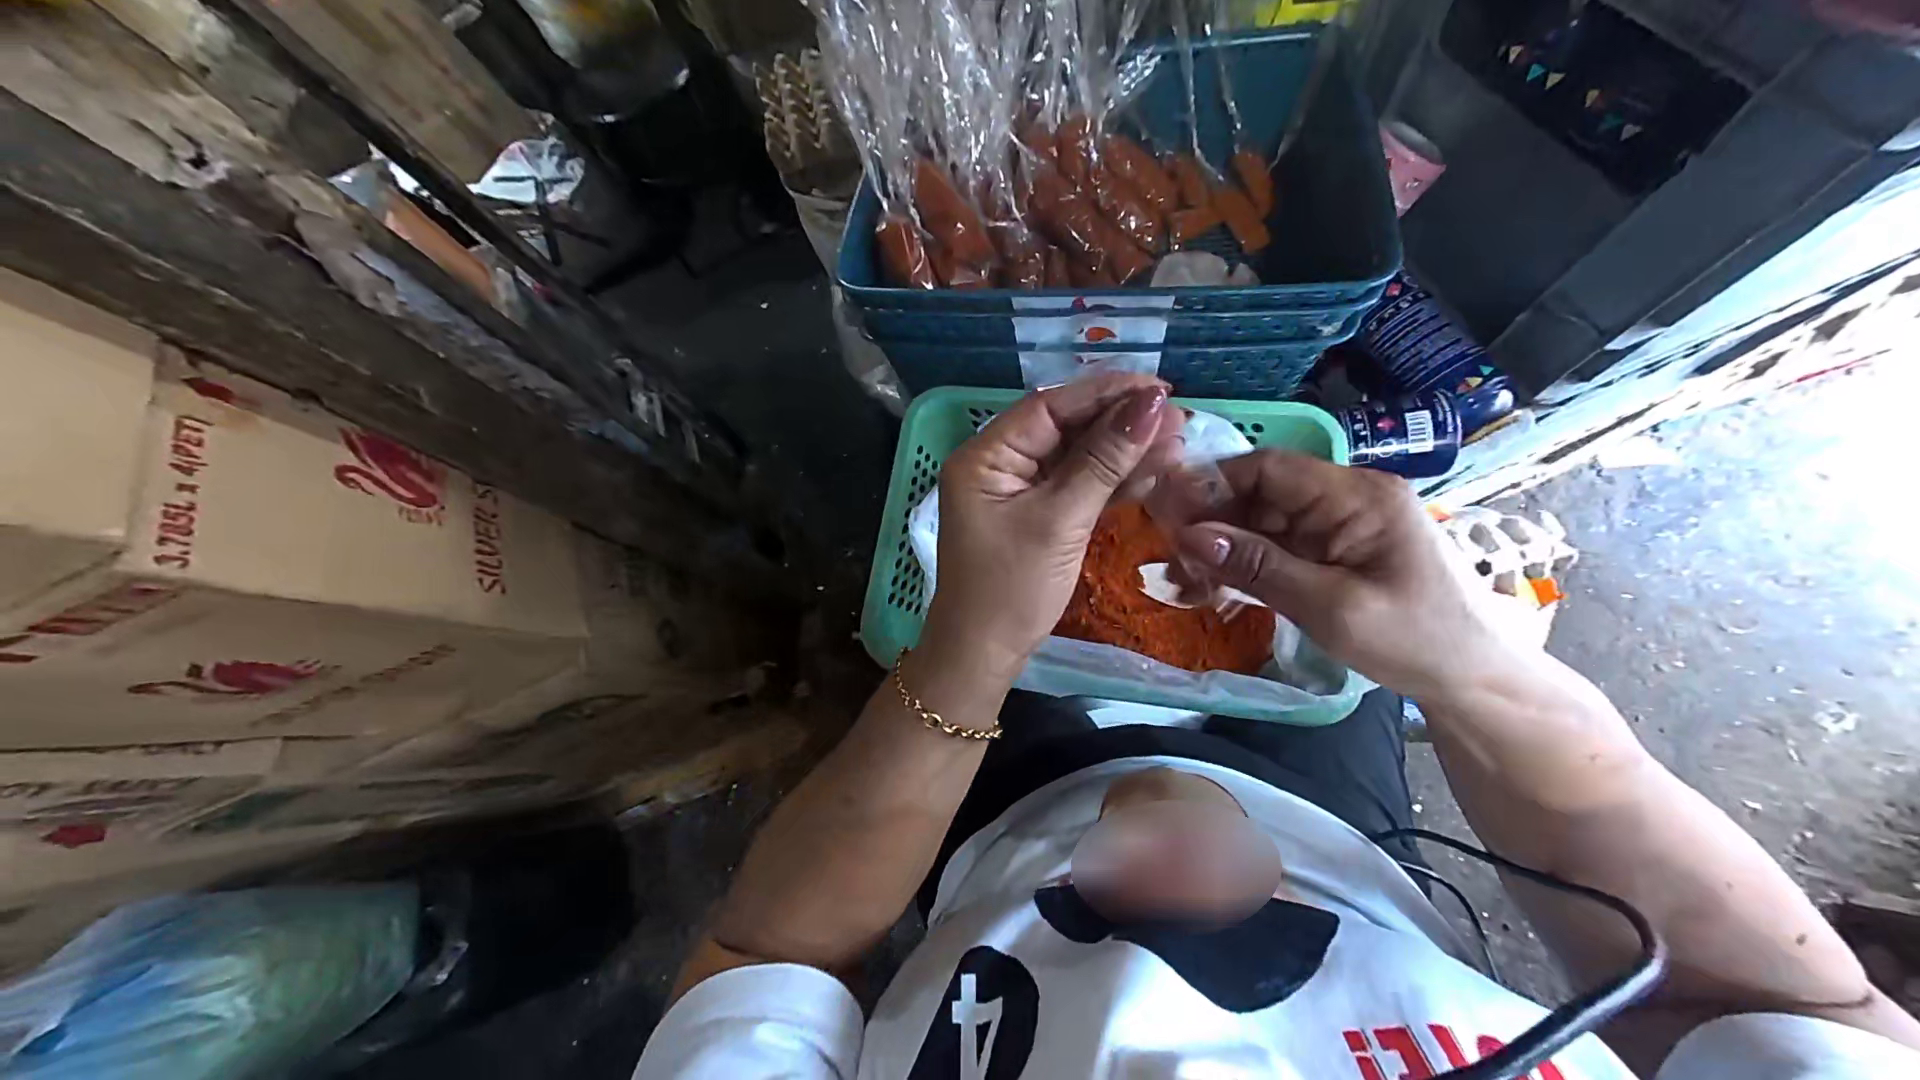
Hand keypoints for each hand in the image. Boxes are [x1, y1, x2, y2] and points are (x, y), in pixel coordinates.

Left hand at [924, 373, 1182, 675]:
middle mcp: (999, 463)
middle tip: (1178, 417)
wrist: (985, 653)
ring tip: (1178, 440)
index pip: (1049, 406)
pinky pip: (1077, 485)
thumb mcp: (1059, 521)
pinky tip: (1153, 470)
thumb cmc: (1012, 589)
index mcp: (986, 456)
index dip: (1105, 392)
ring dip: (1124, 450)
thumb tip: (1151, 406)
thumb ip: (1104, 462)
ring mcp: (1018, 490)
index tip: (1159, 388)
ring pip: (1077, 457)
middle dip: (1121, 421)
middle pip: (1066, 428)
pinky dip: (1112, 480)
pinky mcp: (1037, 514)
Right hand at [1168, 451, 1528, 703]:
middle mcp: (1342, 500)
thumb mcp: (1331, 606)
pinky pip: (1271, 551)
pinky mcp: (1328, 554)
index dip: (1213, 484)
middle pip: (1257, 495)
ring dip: (1218, 551)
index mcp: (1356, 495)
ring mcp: (1334, 528)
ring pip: (1257, 524)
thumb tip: (1188, 535)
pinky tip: (1207, 591)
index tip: (1166, 514)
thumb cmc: (1415, 640)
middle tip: (1168, 561)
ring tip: (1180, 583)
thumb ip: (1258, 567)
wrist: (1473, 683)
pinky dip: (1239, 569)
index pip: (1269, 468)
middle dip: (1209, 524)